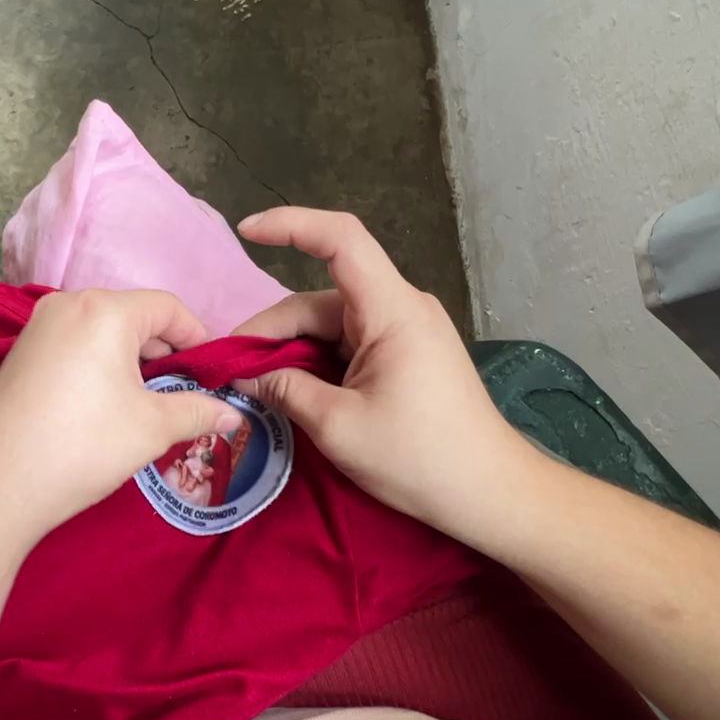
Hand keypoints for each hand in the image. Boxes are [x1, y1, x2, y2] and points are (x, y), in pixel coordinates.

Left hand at [0, 289, 243, 547]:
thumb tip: (233, 414)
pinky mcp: (19, 353)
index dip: (199, 337)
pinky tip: (104, 406)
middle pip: (134, 316)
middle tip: (183, 394)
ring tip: (146, 405)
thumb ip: (198, 411)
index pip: (168, 307)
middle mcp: (68, 305)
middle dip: (165, 352)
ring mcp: (37, 327)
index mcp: (104, 310)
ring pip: (103, 332)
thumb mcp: (152, 428)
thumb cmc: (83, 446)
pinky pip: (75, 346)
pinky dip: (100, 366)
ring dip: (132, 361)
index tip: (213, 373)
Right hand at [232, 208, 543, 526]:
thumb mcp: (337, 427)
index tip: (245, 232)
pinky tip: (289, 390)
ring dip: (290, 351)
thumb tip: (241, 375)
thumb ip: (283, 390)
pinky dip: (314, 362)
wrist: (491, 494)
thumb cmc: (420, 458)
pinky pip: (346, 344)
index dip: (290, 225)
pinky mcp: (404, 354)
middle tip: (228, 370)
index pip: (340, 239)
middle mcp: (400, 307)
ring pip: (328, 325)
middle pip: (319, 299)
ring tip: (252, 386)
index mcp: (391, 310)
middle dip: (271, 330)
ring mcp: (404, 331)